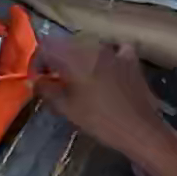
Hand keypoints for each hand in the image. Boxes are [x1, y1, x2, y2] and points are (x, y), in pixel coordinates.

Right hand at [34, 35, 176, 162]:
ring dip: (76, 57)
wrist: (141, 131)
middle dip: (54, 59)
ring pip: (86, 45)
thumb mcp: (66, 108)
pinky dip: (105, 54)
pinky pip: (113, 48)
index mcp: (73, 57)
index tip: (36, 79)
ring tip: (75, 76)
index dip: (36, 63)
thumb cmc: (100, 120)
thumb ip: (46, 90)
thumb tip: (35, 81)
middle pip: (64, 44)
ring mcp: (113, 52)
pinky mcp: (130, 60)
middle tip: (51, 79)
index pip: (44, 48)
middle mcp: (92, 47)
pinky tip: (105, 65)